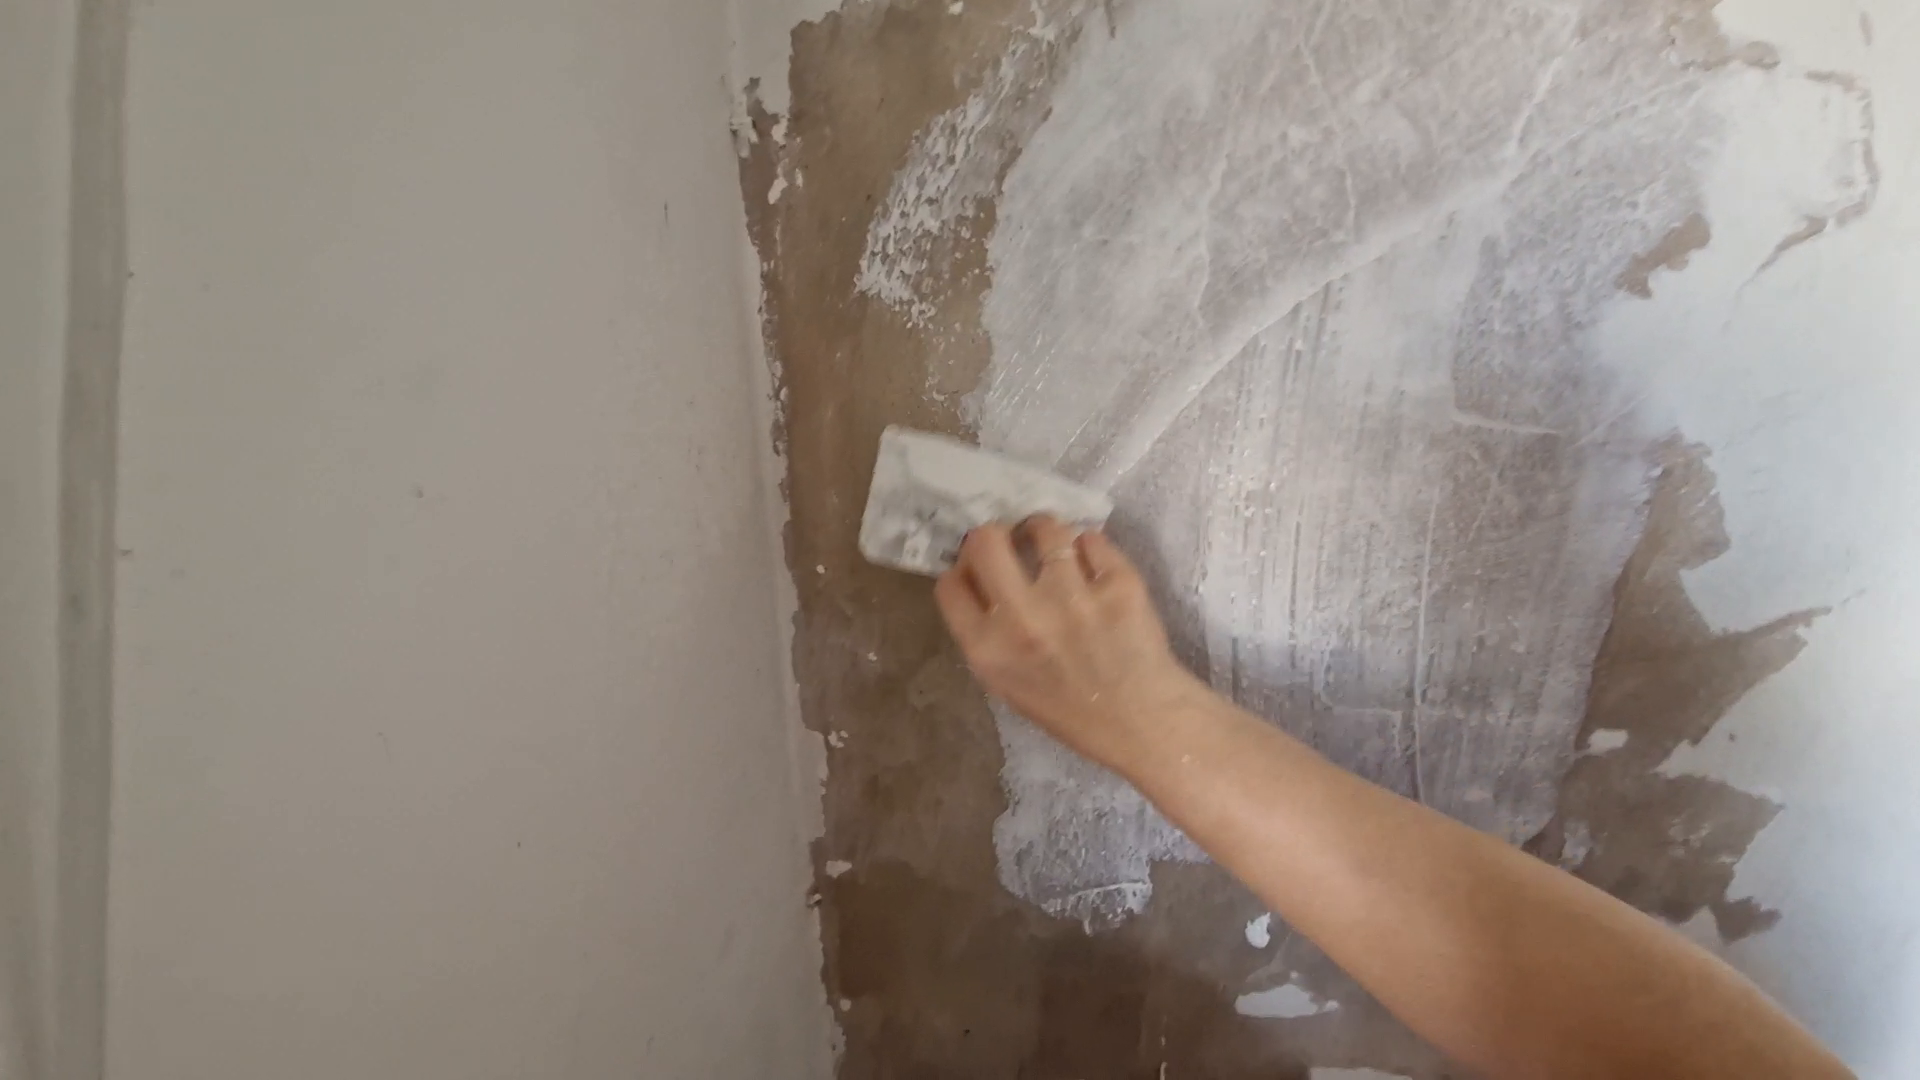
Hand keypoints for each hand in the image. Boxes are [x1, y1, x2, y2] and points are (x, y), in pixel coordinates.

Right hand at [932, 516, 1205, 770]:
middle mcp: (1023, 619)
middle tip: (1010, 541)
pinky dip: (1090, 548)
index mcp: (988, 649)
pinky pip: (1092, 540)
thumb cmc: (1068, 707)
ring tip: (1054, 543)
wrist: (1140, 721)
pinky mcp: (1118, 585)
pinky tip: (1092, 565)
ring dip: (1045, 530)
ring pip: (1045, 528)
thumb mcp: (1005, 683)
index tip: (979, 568)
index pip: (950, 583)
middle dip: (994, 534)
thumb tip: (975, 575)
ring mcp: (1072, 598)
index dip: (962, 568)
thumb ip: (984, 633)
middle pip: (984, 540)